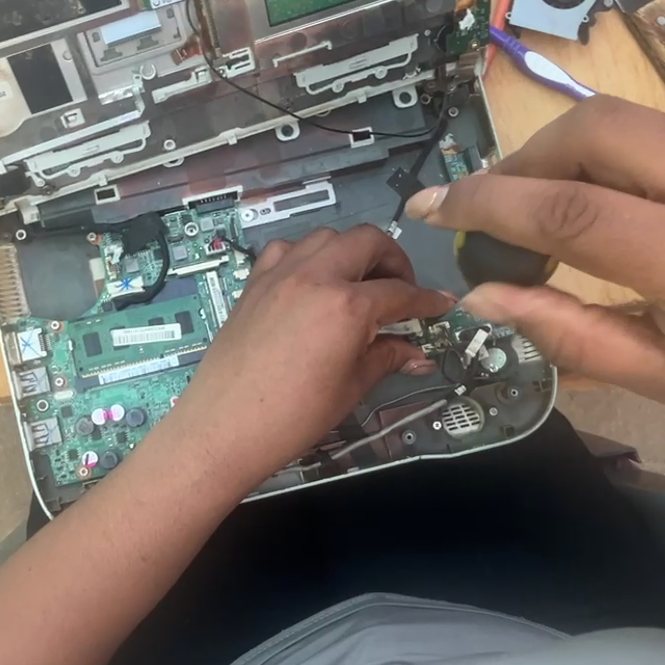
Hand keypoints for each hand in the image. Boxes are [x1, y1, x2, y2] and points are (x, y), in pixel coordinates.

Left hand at [154, 225, 455, 491]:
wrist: (224, 427)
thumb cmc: (292, 417)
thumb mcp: (350, 388)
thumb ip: (385, 358)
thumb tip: (415, 352)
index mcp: (347, 305)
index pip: (400, 292)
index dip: (426, 300)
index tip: (440, 305)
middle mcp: (314, 276)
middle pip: (367, 241)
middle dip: (393, 260)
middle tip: (400, 291)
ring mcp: (279, 275)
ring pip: (325, 237)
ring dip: (350, 251)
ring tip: (358, 283)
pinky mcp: (254, 283)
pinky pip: (286, 250)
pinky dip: (307, 256)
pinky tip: (310, 282)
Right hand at [406, 96, 664, 492]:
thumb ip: (566, 332)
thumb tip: (482, 296)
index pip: (573, 209)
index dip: (487, 203)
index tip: (430, 207)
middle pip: (600, 129)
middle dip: (522, 159)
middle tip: (487, 210)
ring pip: (633, 123)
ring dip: (562, 154)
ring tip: (531, 209)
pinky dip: (608, 162)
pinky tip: (596, 208)